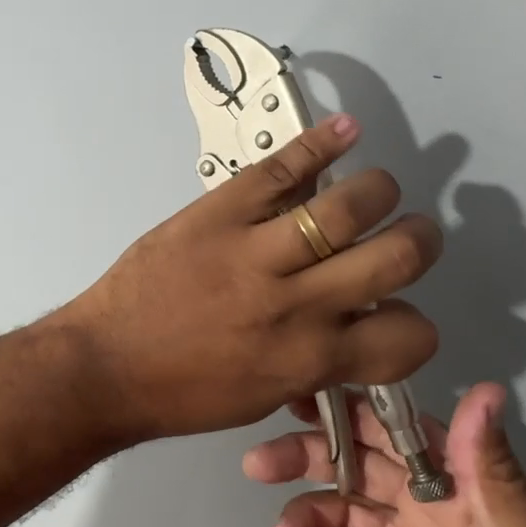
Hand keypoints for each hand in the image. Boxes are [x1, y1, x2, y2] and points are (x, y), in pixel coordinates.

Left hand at [50, 114, 443, 441]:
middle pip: (396, 256)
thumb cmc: (181, 392)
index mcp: (311, 358)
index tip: (396, 309)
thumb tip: (352, 340)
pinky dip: (319, 144)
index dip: (416, 324)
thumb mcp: (263, 396)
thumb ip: (317, 366)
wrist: (106, 365)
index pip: (408, 337)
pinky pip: (279, 170)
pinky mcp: (218, 213)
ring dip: (378, 191)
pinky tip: (345, 130)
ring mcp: (256, 252)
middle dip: (418, 241)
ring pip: (347, 207)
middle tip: (409, 235)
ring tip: (376, 191)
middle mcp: (297, 304)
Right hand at [243, 384, 525, 526]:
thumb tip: (485, 390)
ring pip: (344, 515)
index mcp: (468, 484)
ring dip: (305, 520)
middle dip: (308, 457)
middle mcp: (435, 507)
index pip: (400, 427)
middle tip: (260, 463)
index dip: (351, 407)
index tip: (299, 394)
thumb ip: (496, 474)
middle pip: (360, 465)